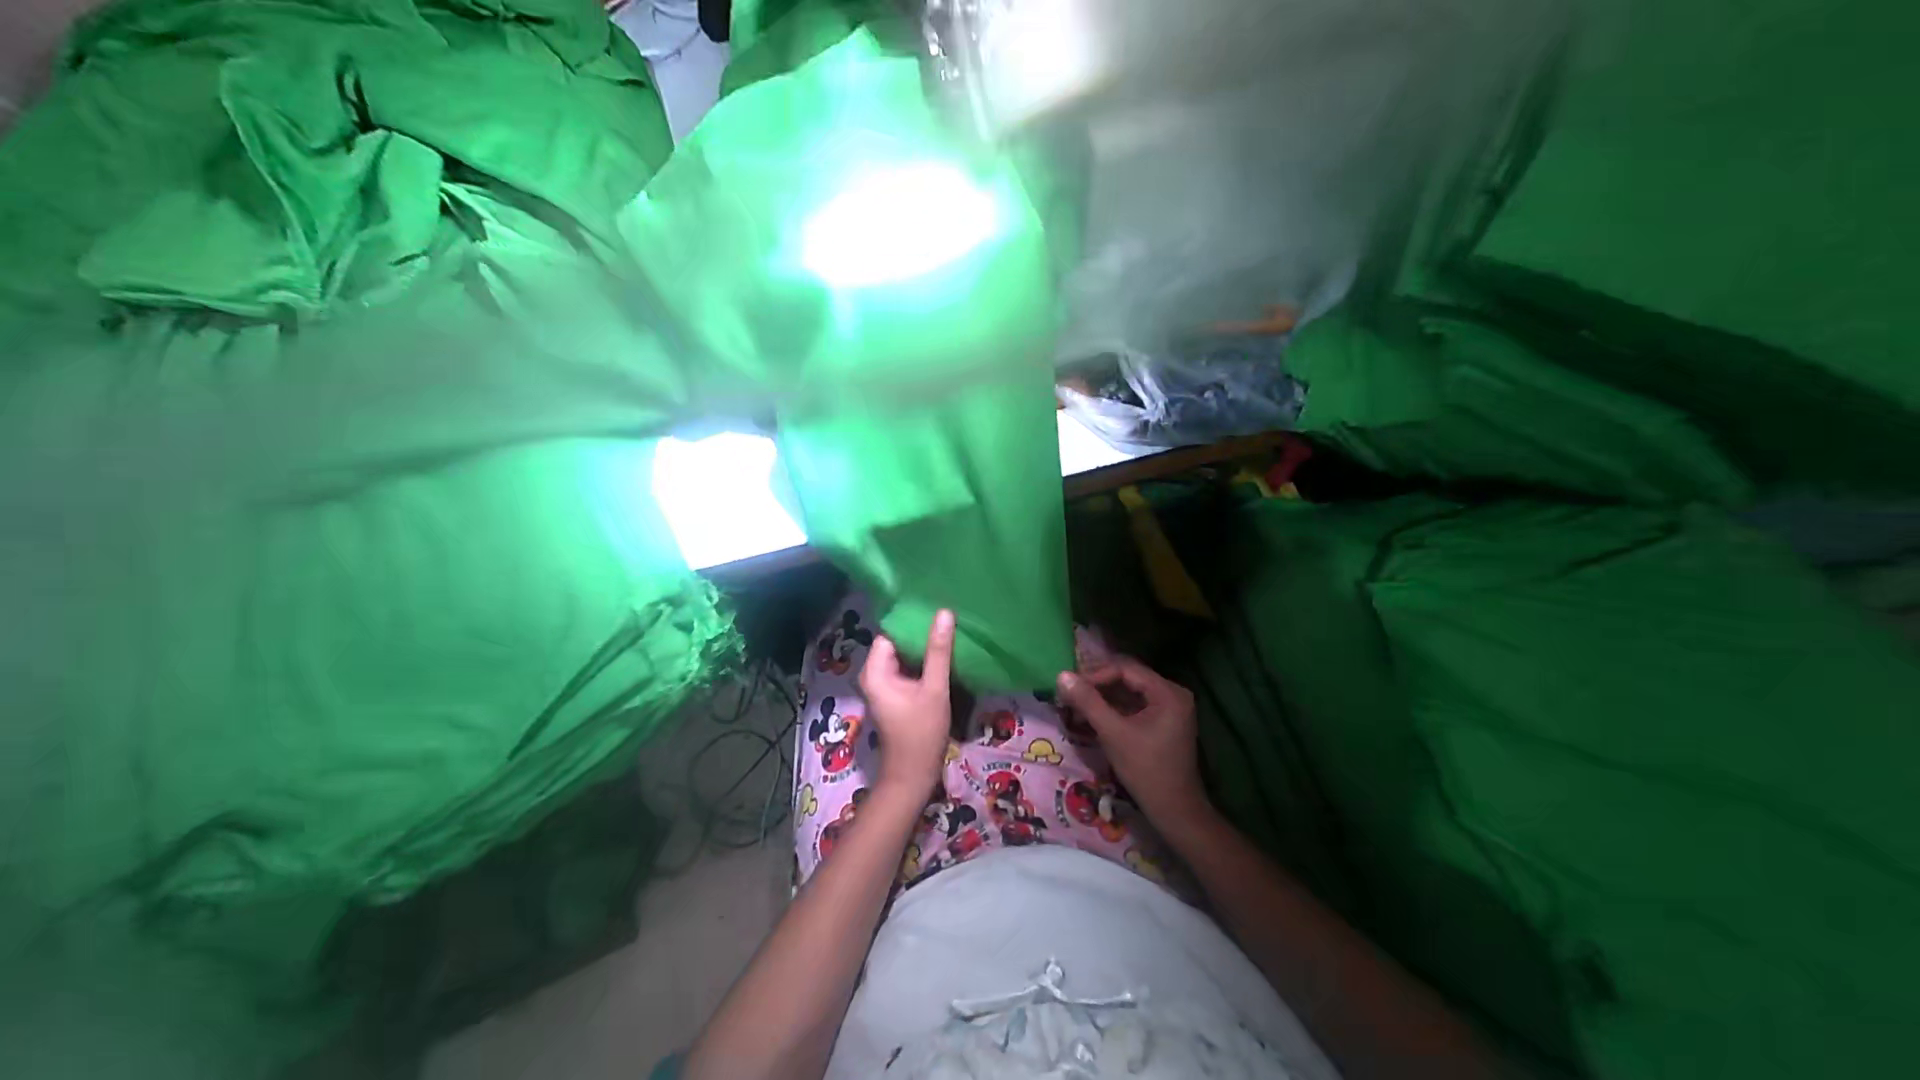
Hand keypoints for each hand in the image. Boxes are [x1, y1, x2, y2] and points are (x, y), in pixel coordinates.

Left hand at [859, 609, 955, 797]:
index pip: (891, 633)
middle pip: (897, 643)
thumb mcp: (934, 689)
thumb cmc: (921, 733)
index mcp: (875, 671)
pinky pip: (908, 669)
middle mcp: (874, 675)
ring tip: (949, 633)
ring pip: (904, 656)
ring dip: (923, 648)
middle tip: (947, 619)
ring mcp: (884, 686)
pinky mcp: (896, 695)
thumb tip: (944, 612)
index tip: (935, 610)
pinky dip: (923, 663)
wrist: (914, 776)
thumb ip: (939, 651)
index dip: (912, 622)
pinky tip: (944, 656)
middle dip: (920, 633)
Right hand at [1056, 659, 1208, 826]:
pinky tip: (1092, 716)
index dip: (1095, 675)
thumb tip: (1062, 675)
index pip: (1126, 669)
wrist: (1174, 811)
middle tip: (1070, 693)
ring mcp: (1170, 708)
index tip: (1070, 687)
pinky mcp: (1164, 722)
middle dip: (1098, 684)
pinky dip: (1114, 709)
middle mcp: (1173, 694)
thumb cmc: (1146, 770)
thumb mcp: (1113, 733)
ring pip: (1130, 692)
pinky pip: (1135, 705)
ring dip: (1104, 696)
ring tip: (1076, 704)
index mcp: (1168, 692)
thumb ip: (1088, 702)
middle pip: (1129, 678)